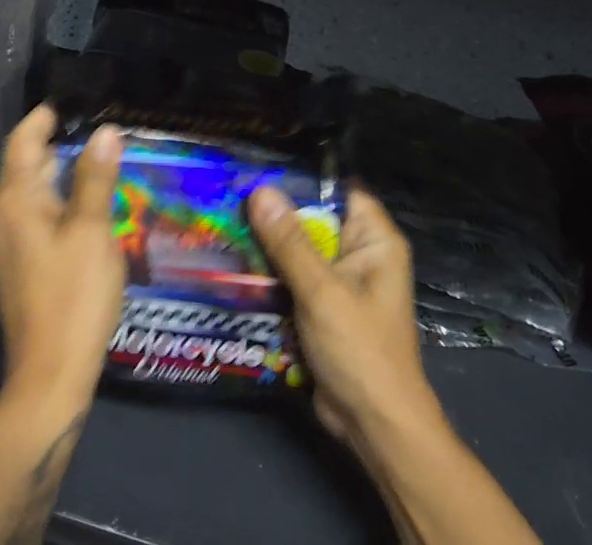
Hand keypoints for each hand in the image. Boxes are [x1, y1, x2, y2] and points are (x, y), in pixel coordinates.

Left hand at [0, 105, 126, 409]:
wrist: (50, 371)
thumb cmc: (73, 295)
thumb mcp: (92, 231)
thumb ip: (96, 178)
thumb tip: (105, 131)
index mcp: (13, 200)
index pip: (21, 142)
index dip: (42, 119)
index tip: (68, 102)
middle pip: (22, 167)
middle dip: (53, 146)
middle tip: (93, 130)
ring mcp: (3, 244)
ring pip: (27, 195)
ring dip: (55, 176)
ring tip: (94, 164)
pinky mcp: (14, 266)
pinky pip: (30, 219)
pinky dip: (53, 204)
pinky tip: (82, 211)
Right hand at [248, 184, 441, 452]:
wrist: (374, 423)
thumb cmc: (359, 351)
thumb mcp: (321, 292)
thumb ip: (289, 242)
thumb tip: (260, 190)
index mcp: (374, 242)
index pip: (337, 190)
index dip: (299, 177)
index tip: (254, 166)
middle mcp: (358, 255)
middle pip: (311, 219)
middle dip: (271, 211)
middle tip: (223, 193)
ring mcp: (338, 283)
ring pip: (296, 250)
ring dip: (263, 243)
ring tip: (217, 222)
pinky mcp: (319, 307)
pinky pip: (290, 278)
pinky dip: (265, 273)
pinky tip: (229, 262)